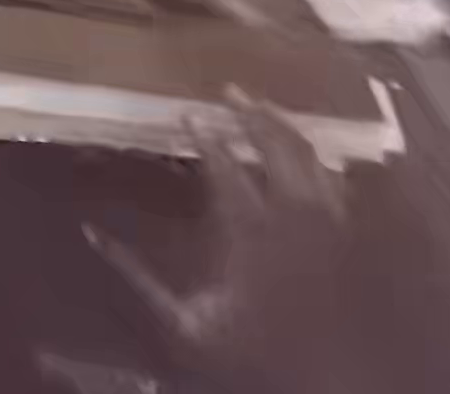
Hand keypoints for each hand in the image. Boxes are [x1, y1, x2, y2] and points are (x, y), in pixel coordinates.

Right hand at [87, 96, 358, 393]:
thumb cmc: (259, 359)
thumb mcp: (186, 323)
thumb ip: (136, 274)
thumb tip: (88, 230)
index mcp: (250, 233)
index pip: (224, 167)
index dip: (203, 136)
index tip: (185, 114)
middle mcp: (297, 222)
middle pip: (280, 150)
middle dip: (253, 115)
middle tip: (229, 90)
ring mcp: (336, 233)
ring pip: (317, 163)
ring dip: (289, 131)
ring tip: (266, 108)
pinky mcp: (361, 248)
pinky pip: (344, 191)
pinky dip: (324, 165)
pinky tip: (311, 157)